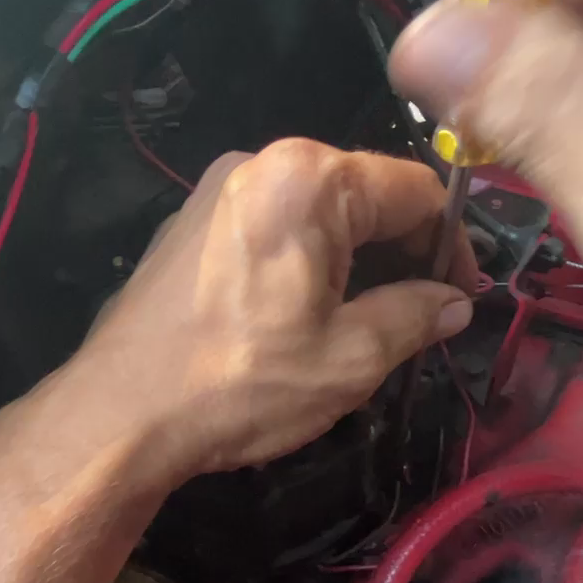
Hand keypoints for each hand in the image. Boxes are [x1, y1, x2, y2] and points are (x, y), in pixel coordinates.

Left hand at [55, 138, 477, 481]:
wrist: (119, 417)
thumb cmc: (239, 386)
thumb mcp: (346, 360)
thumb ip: (412, 317)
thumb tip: (453, 303)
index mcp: (307, 180)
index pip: (413, 190)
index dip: (452, 243)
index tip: (463, 294)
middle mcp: (256, 165)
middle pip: (359, 196)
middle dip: (398, 253)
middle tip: (417, 315)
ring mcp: (211, 195)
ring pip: (311, 215)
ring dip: (348, 262)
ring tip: (360, 322)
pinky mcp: (183, 230)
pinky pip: (265, 231)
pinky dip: (298, 263)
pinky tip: (296, 315)